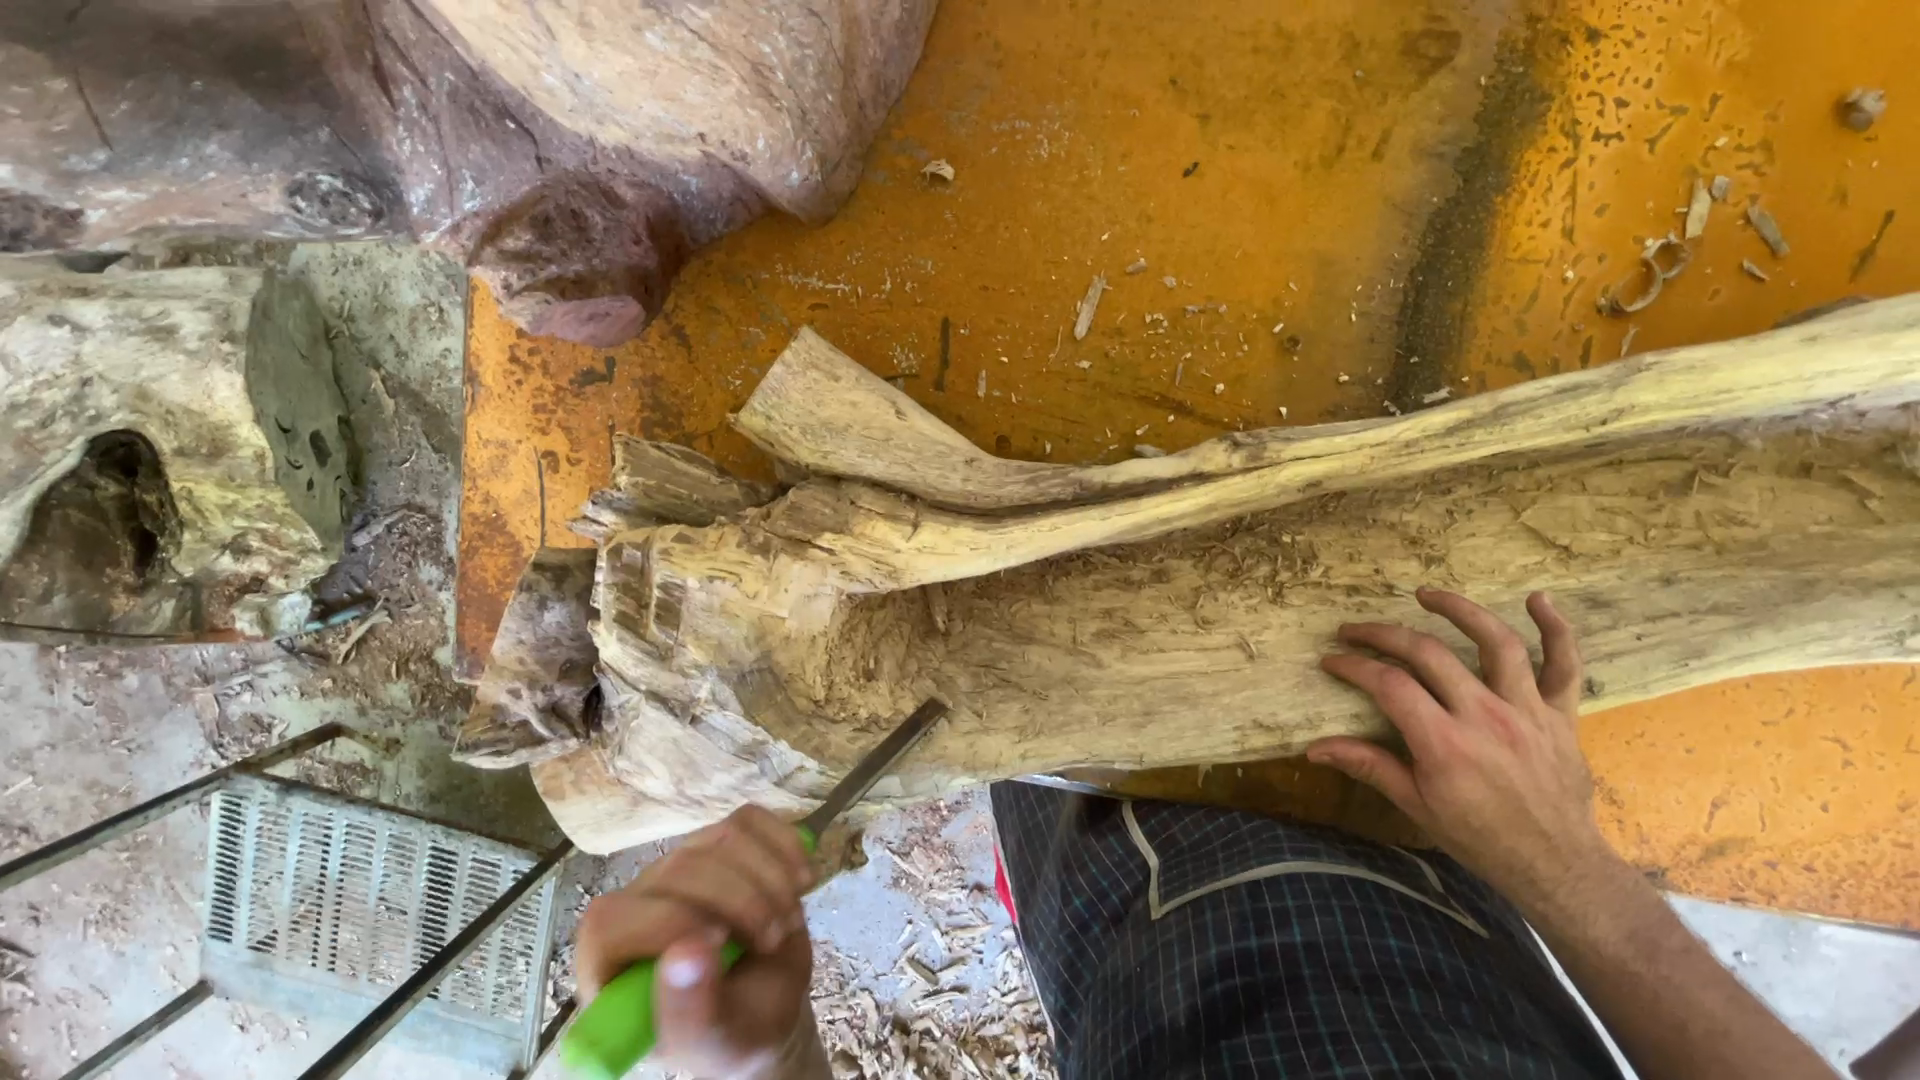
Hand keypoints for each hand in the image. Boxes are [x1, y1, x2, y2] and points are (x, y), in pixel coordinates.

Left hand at [575, 805, 815, 1077]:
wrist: (770, 1001)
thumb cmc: (732, 1032)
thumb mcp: (714, 1045)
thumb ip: (692, 1013)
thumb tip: (687, 953)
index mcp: (611, 960)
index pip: (612, 919)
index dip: (665, 921)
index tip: (720, 942)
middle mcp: (640, 901)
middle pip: (681, 867)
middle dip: (742, 901)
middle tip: (772, 940)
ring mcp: (682, 863)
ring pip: (723, 836)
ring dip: (771, 877)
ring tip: (785, 920)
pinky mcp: (723, 841)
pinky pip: (752, 817)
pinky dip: (785, 845)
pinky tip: (800, 882)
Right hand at [1309, 588, 1627, 912]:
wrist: (1556, 865)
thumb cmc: (1478, 837)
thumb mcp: (1414, 805)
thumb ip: (1368, 766)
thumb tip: (1312, 749)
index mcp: (1444, 743)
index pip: (1389, 685)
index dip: (1354, 666)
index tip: (1331, 660)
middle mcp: (1485, 716)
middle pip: (1429, 654)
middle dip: (1383, 634)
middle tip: (1354, 630)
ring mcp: (1527, 711)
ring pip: (1497, 643)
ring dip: (1460, 610)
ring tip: (1426, 594)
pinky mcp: (1560, 715)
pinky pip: (1564, 665)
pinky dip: (1557, 630)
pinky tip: (1539, 599)